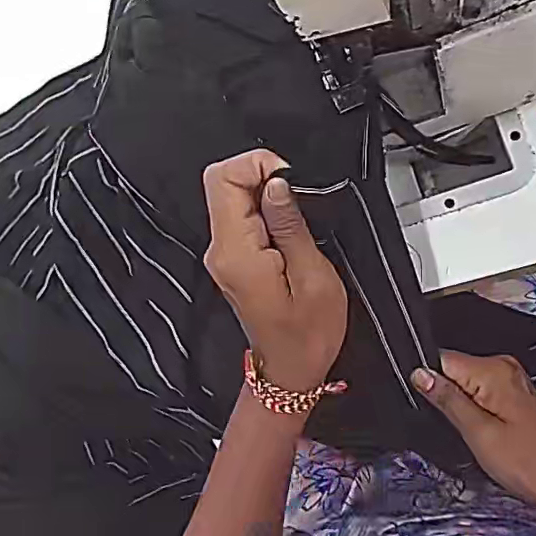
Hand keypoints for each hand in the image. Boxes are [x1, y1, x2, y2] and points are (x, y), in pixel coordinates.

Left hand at [202, 150, 347, 394]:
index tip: (291, 179)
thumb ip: (290, 225)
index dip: (258, 165)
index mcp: (237, 254)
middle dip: (263, 176)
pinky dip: (266, 211)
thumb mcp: (314, 277)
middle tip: (298, 198)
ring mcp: (224, 255)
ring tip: (298, 222)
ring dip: (267, 195)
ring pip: (232, 197)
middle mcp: (221, 251)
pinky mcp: (234, 259)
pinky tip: (289, 231)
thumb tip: (277, 184)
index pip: (223, 179)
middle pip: (223, 182)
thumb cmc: (308, 335)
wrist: (292, 370)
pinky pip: (242, 217)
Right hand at [412, 350, 535, 510]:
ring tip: (478, 436)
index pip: (441, 359)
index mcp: (493, 372)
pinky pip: (480, 395)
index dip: (428, 384)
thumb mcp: (479, 435)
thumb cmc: (533, 465)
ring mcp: (511, 381)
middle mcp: (504, 369)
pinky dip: (475, 413)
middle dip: (445, 400)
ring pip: (465, 385)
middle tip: (462, 431)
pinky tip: (487, 435)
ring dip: (461, 409)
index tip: (433, 410)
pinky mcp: (514, 396)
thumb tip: (420, 375)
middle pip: (452, 372)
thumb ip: (447, 400)